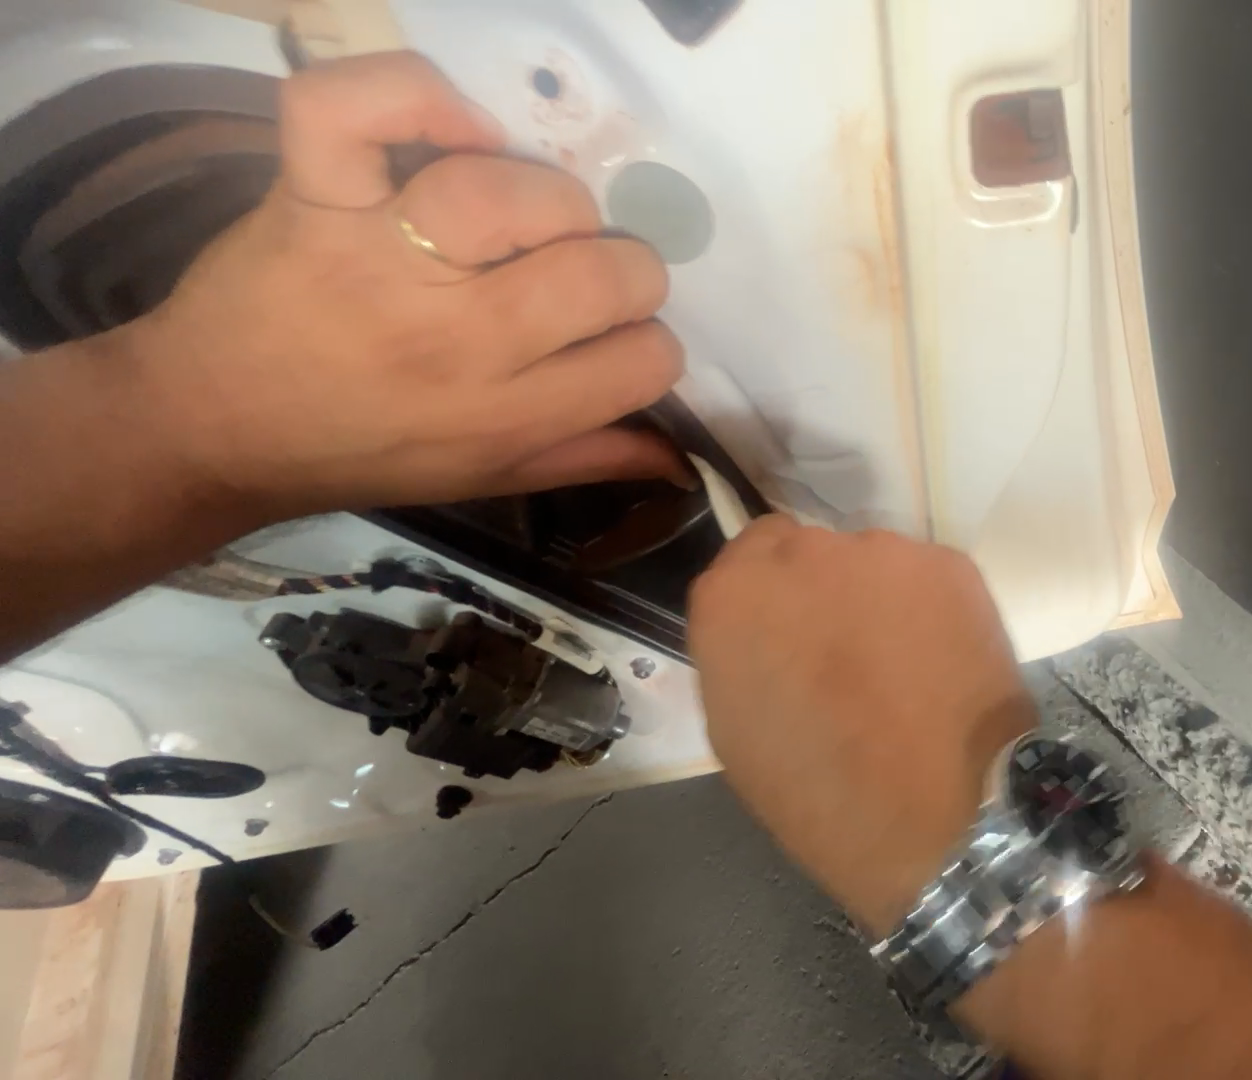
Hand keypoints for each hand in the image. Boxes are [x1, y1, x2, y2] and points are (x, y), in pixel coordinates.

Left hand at [111, 52, 686, 520]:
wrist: (220, 425)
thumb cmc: (378, 454)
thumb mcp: (501, 477)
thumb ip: (598, 458)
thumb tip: (687, 456)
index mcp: (512, 413)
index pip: (645, 361)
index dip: (653, 346)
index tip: (623, 344)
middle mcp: (459, 340)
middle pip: (598, 277)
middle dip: (630, 273)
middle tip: (597, 281)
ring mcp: (381, 259)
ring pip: (507, 195)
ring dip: (556, 201)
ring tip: (544, 221)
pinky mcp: (312, 195)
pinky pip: (355, 112)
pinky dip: (418, 98)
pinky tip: (463, 128)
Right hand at [689, 517, 1036, 932]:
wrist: (946, 813)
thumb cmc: (825, 796)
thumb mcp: (740, 729)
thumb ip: (742, 651)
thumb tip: (768, 628)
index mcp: (736, 595)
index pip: (746, 556)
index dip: (770, 597)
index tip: (788, 632)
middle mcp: (806, 552)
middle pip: (807, 551)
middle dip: (820, 591)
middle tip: (846, 649)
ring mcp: (885, 552)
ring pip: (870, 560)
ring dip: (875, 596)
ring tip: (903, 660)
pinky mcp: (951, 563)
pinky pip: (925, 575)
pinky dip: (928, 605)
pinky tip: (942, 656)